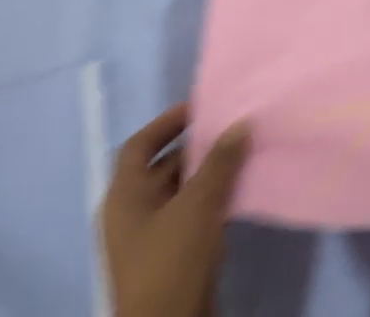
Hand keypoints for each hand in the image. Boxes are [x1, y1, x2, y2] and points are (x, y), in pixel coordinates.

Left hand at [100, 104, 250, 316]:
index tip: (201, 107)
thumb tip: (240, 123)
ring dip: (209, 173)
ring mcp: (150, 238)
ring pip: (181, 192)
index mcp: (124, 197)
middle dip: (196, 147)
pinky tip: (241, 192)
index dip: (167, 122)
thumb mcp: (198, 206)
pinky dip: (213, 200)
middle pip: (162, 167)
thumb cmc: (171, 263)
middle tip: (233, 127)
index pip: (139, 145)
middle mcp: (132, 214)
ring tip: (244, 153)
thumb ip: (220, 162)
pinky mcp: (171, 257)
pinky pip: (191, 215)